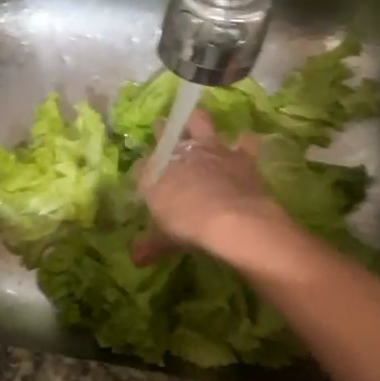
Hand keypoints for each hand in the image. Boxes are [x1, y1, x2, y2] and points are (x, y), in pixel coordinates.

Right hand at [132, 109, 300, 270]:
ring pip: (200, 121)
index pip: (141, 165)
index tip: (144, 177)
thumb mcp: (164, 238)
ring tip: (197, 120)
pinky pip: (244, 141)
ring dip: (198, 120)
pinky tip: (244, 142)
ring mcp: (211, 150)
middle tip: (162, 127)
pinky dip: (244, 142)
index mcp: (154, 171)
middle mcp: (179, 153)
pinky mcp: (240, 155)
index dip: (143, 171)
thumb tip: (135, 259)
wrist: (231, 220)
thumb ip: (150, 244)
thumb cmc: (187, 226)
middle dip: (162, 129)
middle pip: (165, 132)